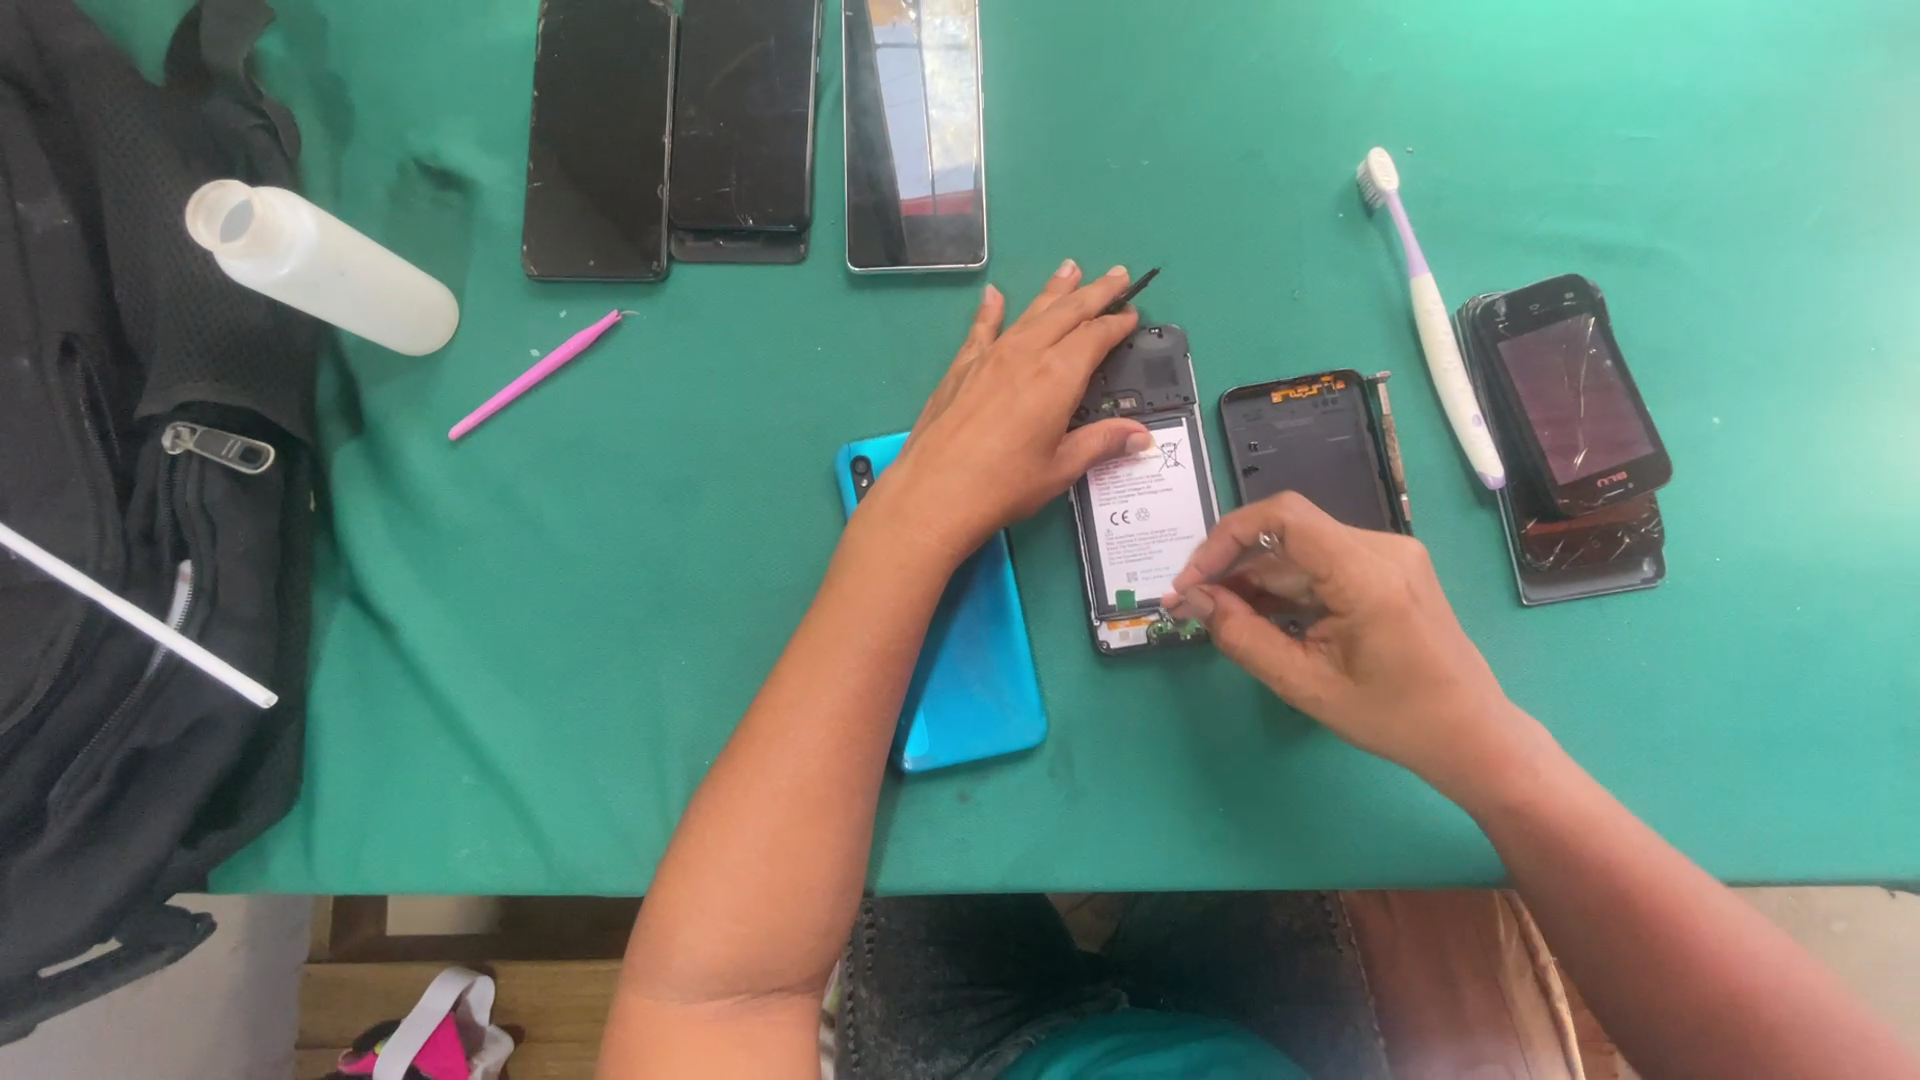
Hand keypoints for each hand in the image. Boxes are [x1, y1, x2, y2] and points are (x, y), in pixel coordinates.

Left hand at [861, 261, 1153, 562]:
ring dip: (1053, 291)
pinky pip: (981, 330)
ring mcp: (990, 357)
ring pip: (1028, 314)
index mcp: (1058, 376)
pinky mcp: (961, 368)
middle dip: (1095, 292)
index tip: (1132, 314)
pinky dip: (990, 311)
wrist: (935, 491)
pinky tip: (993, 295)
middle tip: (1118, 275)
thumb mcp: (1061, 468)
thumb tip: (1142, 437)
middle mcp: (1025, 354)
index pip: (1096, 337)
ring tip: (1070, 268)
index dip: (1117, 323)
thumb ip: (1101, 444)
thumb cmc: (1004, 484)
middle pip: (1067, 313)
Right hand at [1162, 492, 1543, 795]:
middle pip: (1283, 537)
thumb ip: (1241, 636)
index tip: (1192, 581)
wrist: (1471, 734)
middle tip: (1190, 606)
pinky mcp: (1384, 570)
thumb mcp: (1304, 684)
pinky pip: (1317, 566)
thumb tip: (1193, 599)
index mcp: (1367, 573)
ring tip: (1218, 617)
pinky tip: (1257, 617)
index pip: (1281, 518)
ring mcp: (1386, 556)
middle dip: (1229, 567)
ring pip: (1296, 552)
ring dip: (1252, 581)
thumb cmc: (1393, 718)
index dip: (1224, 538)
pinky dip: (1281, 588)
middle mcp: (1380, 548)